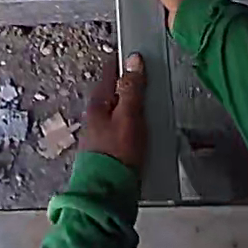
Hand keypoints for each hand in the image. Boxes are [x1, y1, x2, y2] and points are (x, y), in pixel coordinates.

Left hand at [78, 54, 146, 170]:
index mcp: (98, 102)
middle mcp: (95, 113)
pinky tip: (145, 127)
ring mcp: (100, 130)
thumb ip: (131, 89)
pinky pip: (122, 125)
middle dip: (131, 82)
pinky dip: (133, 120)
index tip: (140, 51)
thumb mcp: (129, 117)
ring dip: (133, 103)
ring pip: (118, 108)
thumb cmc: (118, 154)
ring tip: (152, 101)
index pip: (110, 70)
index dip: (124, 59)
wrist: (106, 195)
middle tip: (152, 76)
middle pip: (114, 89)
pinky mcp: (108, 146)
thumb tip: (134, 59)